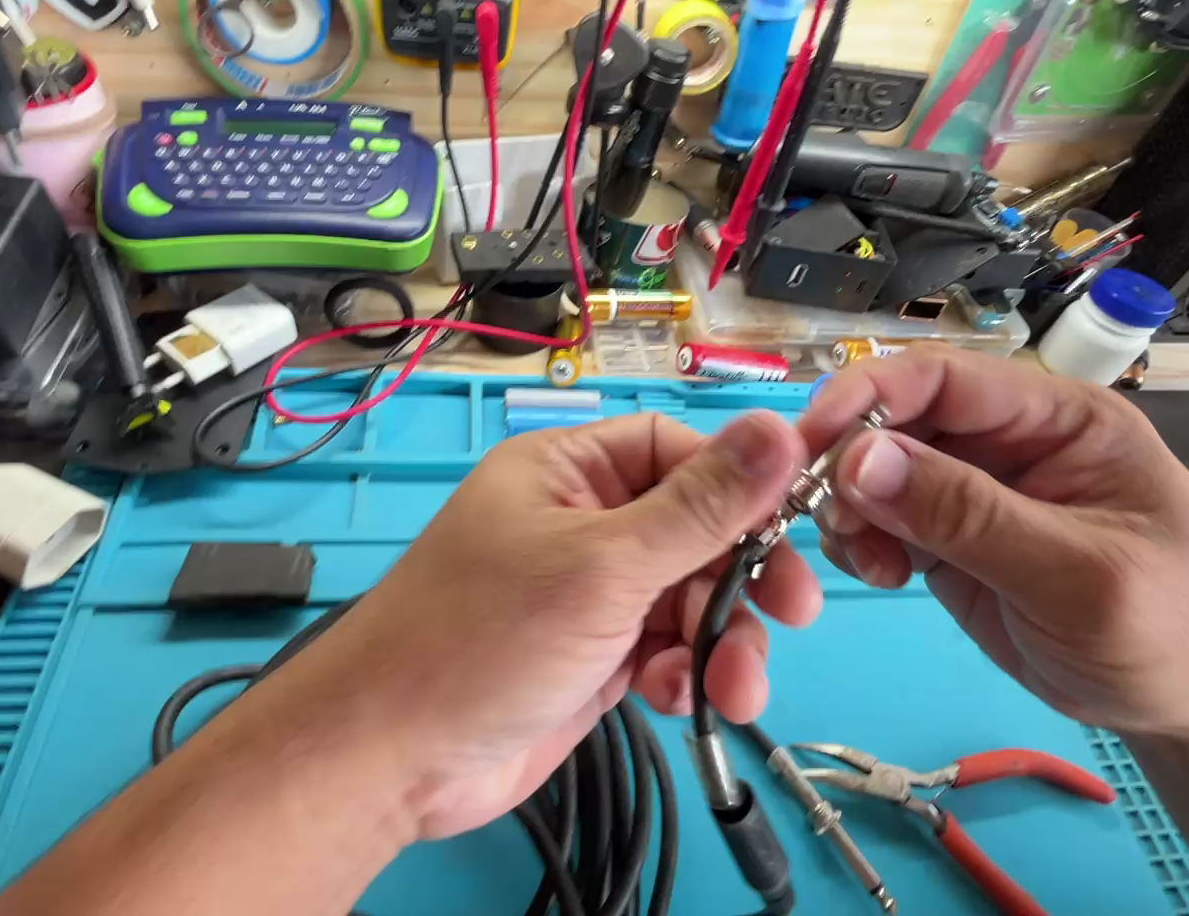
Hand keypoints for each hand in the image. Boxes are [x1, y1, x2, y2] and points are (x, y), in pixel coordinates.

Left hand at [278, 412, 818, 839]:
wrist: (393, 759)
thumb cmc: (490, 634)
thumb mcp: (603, 564)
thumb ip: (699, 507)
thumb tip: (781, 429)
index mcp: (570, 470)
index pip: (675, 450)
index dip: (736, 483)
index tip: (790, 525)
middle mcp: (584, 521)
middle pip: (692, 528)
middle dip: (740, 576)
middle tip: (795, 612)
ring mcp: (592, 591)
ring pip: (688, 596)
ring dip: (720, 639)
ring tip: (732, 688)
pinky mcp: (598, 653)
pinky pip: (665, 647)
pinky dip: (683, 671)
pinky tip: (674, 697)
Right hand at [799, 349, 1188, 740]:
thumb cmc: (1170, 634)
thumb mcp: (1078, 576)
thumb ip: (968, 515)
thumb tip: (856, 460)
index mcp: (1052, 416)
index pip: (941, 376)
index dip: (867, 395)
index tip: (806, 441)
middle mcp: (1000, 438)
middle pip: (892, 419)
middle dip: (846, 461)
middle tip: (823, 517)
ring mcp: (967, 486)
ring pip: (871, 467)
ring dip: (847, 506)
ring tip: (866, 561)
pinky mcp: (941, 531)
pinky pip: (874, 514)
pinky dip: (856, 538)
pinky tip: (878, 573)